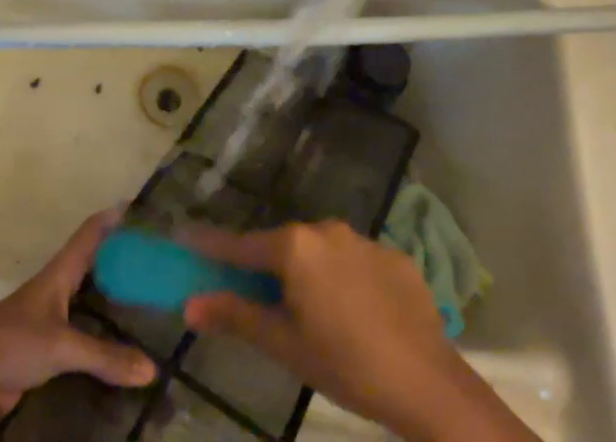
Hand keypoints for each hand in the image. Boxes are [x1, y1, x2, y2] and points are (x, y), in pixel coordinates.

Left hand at [0, 209, 156, 440]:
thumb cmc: (10, 343)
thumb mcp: (60, 345)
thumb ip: (104, 356)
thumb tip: (152, 370)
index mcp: (55, 276)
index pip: (86, 237)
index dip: (109, 221)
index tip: (136, 207)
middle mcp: (54, 291)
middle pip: (91, 267)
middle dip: (119, 261)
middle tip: (155, 260)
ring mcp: (48, 319)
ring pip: (88, 301)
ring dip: (112, 299)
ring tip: (147, 301)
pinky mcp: (45, 347)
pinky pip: (83, 334)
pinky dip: (103, 335)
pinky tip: (123, 346)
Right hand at [183, 221, 537, 441]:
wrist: (430, 385)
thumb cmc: (345, 364)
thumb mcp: (283, 344)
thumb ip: (234, 316)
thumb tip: (189, 305)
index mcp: (293, 246)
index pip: (238, 244)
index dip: (209, 245)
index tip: (184, 236)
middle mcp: (326, 230)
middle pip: (281, 245)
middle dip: (264, 265)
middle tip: (254, 293)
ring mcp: (365, 241)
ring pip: (320, 251)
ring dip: (307, 270)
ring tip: (309, 308)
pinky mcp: (397, 258)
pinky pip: (356, 262)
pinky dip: (344, 278)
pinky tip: (352, 312)